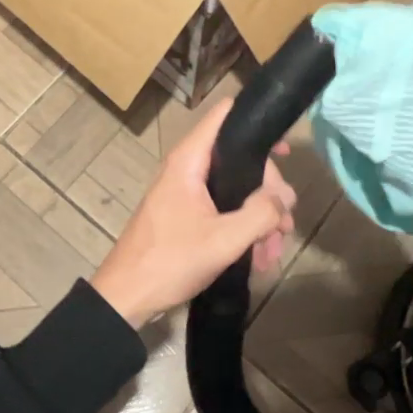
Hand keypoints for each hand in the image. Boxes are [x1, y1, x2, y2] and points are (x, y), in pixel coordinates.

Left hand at [90, 99, 298, 328]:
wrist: (127, 297)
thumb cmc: (171, 260)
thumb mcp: (224, 239)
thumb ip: (261, 214)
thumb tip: (284, 198)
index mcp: (191, 160)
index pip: (225, 116)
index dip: (257, 122)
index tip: (285, 148)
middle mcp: (189, 168)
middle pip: (241, 160)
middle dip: (268, 192)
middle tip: (285, 223)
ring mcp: (188, 192)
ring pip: (236, 190)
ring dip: (259, 219)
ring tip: (273, 251)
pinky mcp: (188, 214)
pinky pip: (225, 211)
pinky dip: (244, 229)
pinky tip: (258, 258)